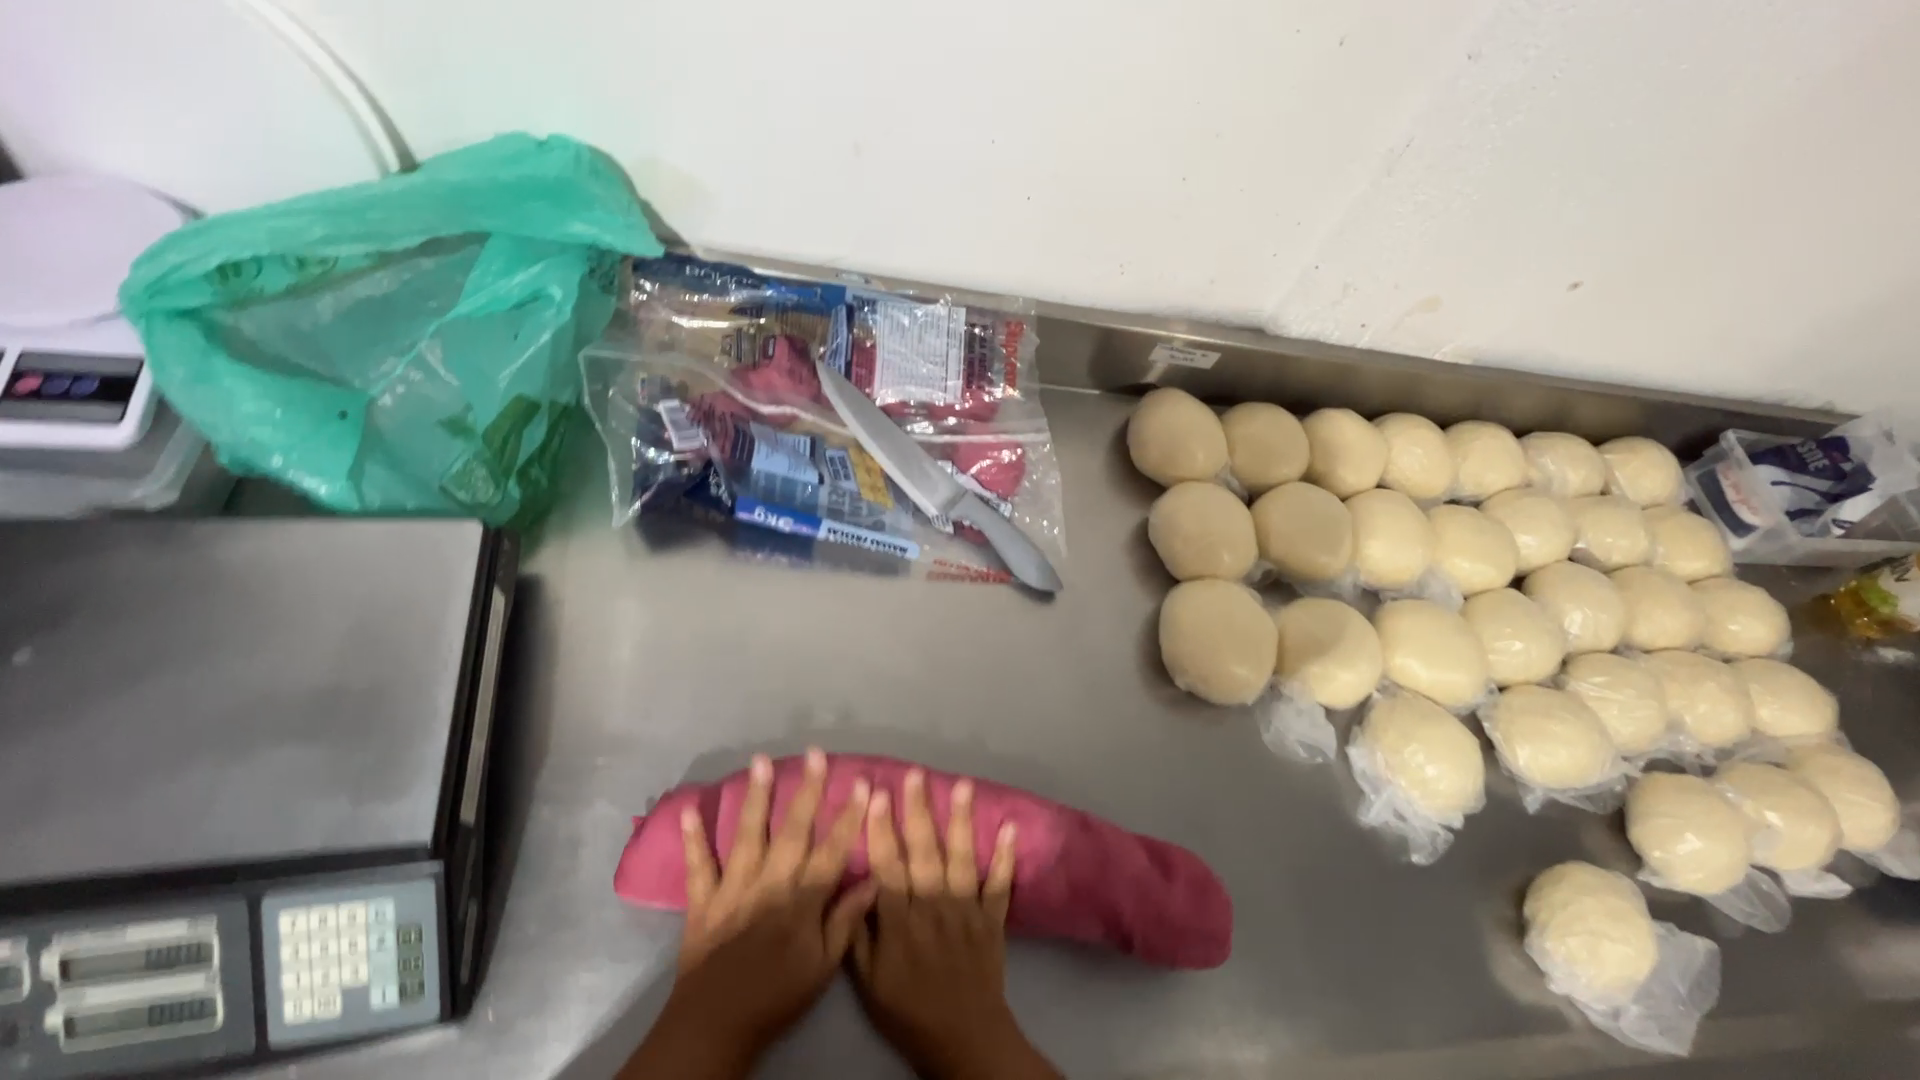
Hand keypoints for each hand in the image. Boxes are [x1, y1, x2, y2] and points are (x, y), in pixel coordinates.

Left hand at [621, 749, 874, 1079]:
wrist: (717, 1023)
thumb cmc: (778, 995)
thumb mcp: (824, 966)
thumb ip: (846, 920)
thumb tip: (873, 880)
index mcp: (803, 900)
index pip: (832, 850)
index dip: (849, 816)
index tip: (862, 782)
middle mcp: (770, 884)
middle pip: (792, 831)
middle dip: (807, 790)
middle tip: (814, 753)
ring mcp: (733, 888)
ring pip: (747, 836)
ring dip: (754, 797)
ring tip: (759, 760)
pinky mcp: (703, 900)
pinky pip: (698, 865)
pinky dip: (693, 838)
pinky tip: (689, 809)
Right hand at [849, 770, 1062, 1079]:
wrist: (963, 1038)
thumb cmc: (908, 1009)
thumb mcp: (868, 981)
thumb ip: (859, 932)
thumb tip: (854, 885)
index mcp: (900, 920)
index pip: (888, 865)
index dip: (881, 828)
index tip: (875, 793)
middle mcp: (934, 906)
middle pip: (924, 851)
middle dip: (918, 810)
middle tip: (914, 773)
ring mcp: (967, 910)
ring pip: (962, 858)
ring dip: (961, 820)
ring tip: (961, 784)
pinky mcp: (993, 919)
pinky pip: (999, 884)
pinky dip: (1005, 856)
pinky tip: (1009, 827)